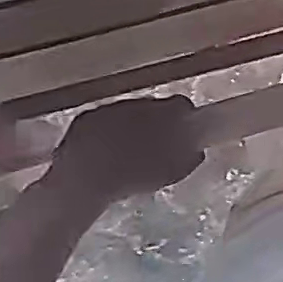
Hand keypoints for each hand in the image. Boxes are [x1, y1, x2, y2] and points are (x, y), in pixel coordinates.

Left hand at [44, 95, 206, 201]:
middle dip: (158, 122)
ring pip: (128, 112)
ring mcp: (109, 108)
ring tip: (132, 151)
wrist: (87, 178)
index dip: (186, 117)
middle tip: (160, 144)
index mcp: (163, 112)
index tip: (187, 132)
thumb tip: (196, 150)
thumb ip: (190, 156)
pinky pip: (103, 120)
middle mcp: (136, 103)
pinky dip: (109, 132)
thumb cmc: (138, 175)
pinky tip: (108, 152)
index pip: (182, 104)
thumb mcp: (175, 171)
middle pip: (153, 106)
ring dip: (133, 126)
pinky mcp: (85, 118)